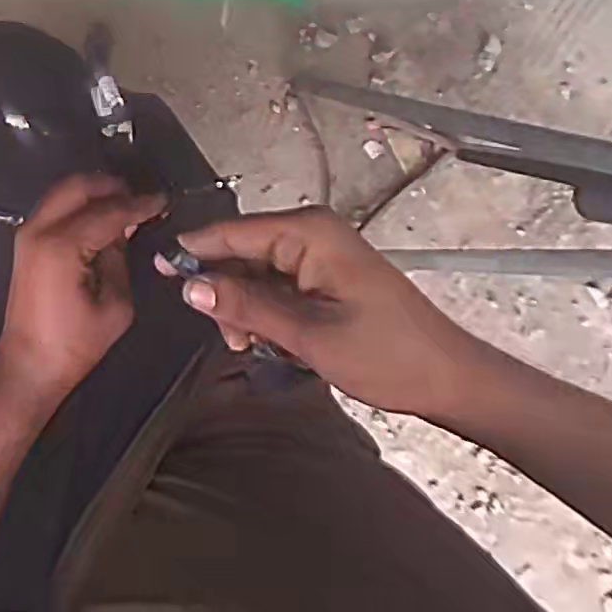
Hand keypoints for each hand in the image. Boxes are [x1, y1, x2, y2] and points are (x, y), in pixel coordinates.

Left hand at [0, 174, 164, 406]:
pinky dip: (79, 203)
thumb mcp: (115, 305)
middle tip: (140, 196)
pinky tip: (101, 217)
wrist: (29, 364)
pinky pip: (54, 207)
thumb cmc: (70, 345)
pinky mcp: (25, 241)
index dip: (139, 204)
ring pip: (63, 191)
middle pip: (78, 186)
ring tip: (124, 204)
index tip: (160, 200)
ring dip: (94, 192)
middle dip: (112, 186)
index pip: (107, 211)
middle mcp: (39, 231)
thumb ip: (120, 258)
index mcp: (61, 246)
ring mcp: (27, 233)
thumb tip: (125, 229)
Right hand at [167, 207, 496, 417]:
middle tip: (228, 334)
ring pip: (252, 271)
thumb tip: (189, 285)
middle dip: (226, 292)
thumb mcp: (308, 335)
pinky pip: (272, 282)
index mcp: (308, 231)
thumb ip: (244, 306)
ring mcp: (315, 251)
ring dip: (243, 306)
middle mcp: (308, 231)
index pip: (232, 232)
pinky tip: (267, 337)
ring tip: (250, 344)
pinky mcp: (319, 271)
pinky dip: (262, 309)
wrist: (452, 380)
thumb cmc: (388, 355)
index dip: (193, 250)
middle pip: (240, 252)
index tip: (159, 265)